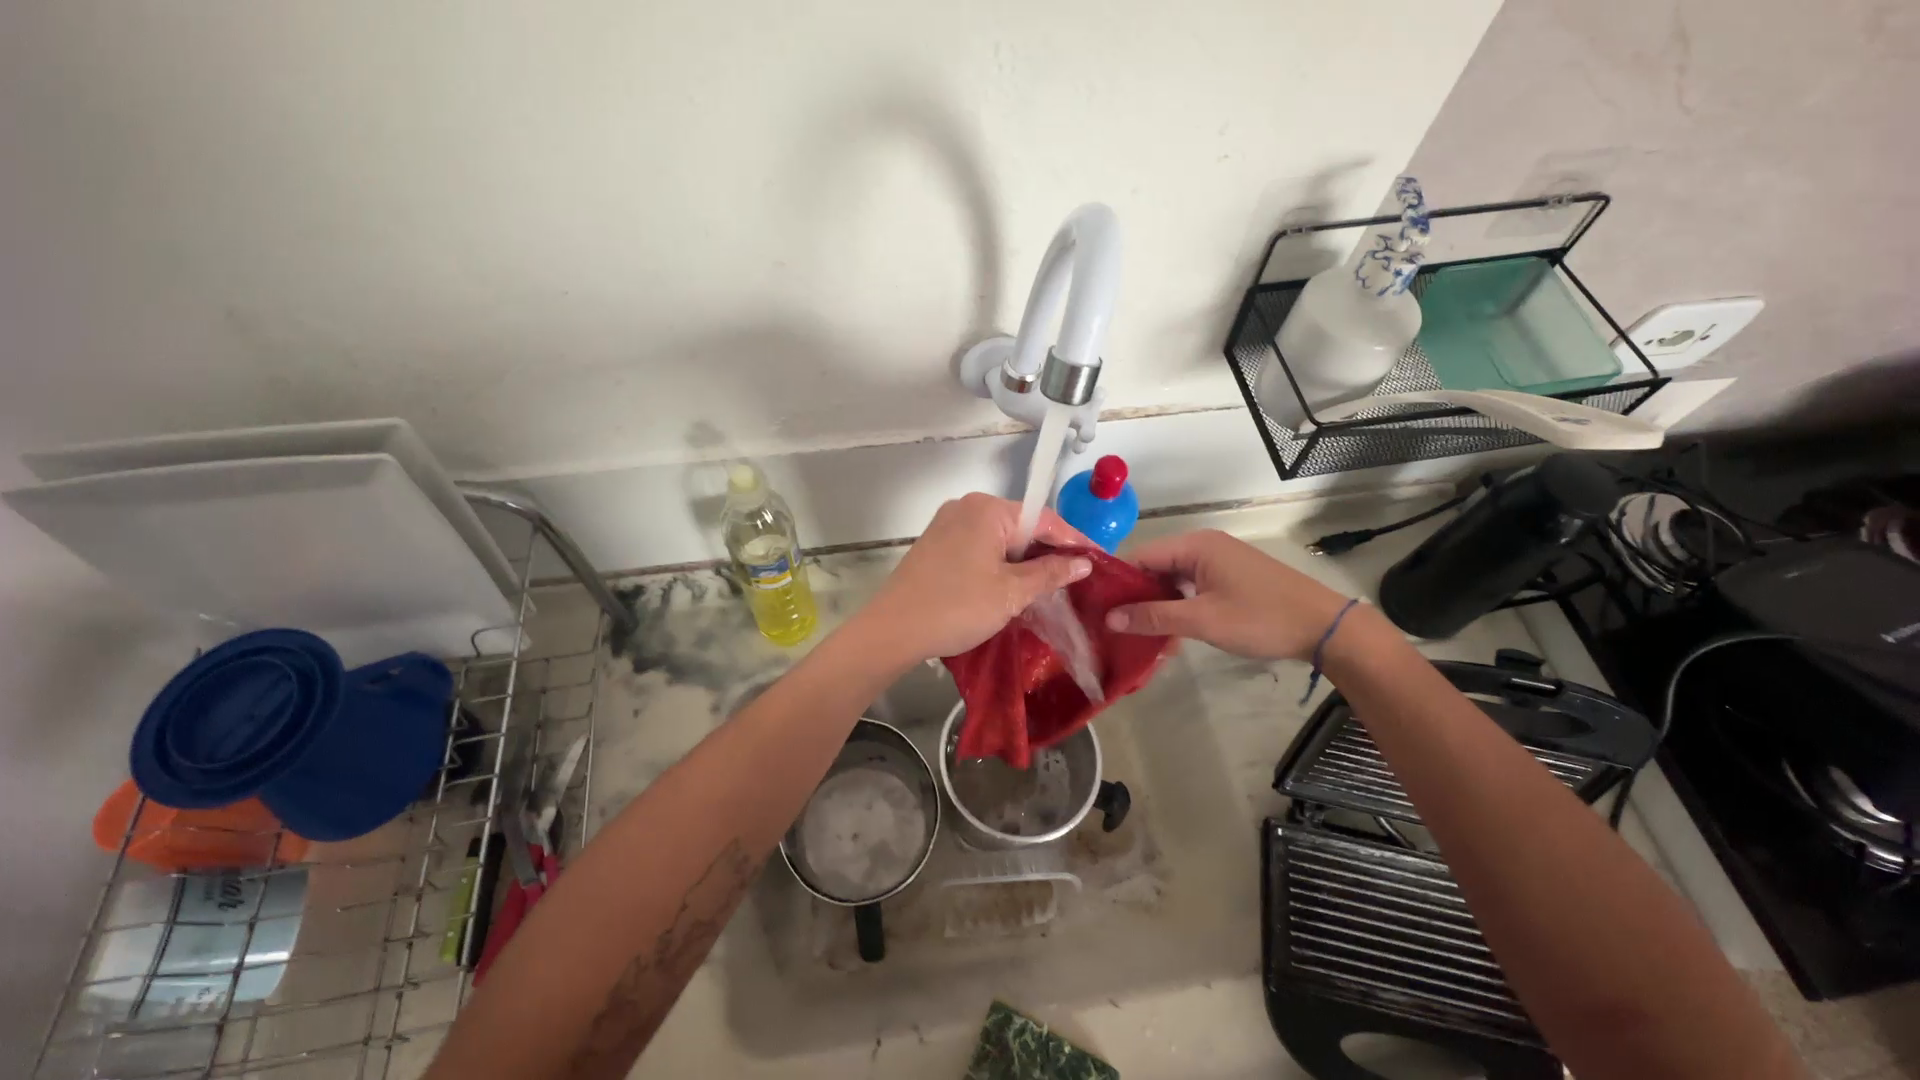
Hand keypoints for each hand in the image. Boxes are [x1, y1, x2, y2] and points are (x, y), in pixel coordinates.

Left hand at [860, 494, 1092, 661]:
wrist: (893, 630)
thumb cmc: (957, 607)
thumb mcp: (1011, 593)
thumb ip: (1050, 573)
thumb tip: (1083, 562)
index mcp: (987, 509)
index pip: (1044, 518)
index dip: (1073, 541)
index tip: (1097, 561)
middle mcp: (967, 507)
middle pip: (1021, 525)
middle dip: (1047, 551)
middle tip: (1076, 578)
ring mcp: (947, 524)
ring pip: (999, 538)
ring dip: (1023, 561)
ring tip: (1050, 587)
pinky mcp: (936, 544)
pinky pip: (979, 547)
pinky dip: (999, 564)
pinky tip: (1013, 587)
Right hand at [1105, 529, 1357, 660]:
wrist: (1324, 627)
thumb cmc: (1260, 618)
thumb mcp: (1202, 620)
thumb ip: (1154, 617)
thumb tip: (1110, 617)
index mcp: (1195, 545)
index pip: (1140, 556)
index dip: (1117, 583)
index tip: (1096, 610)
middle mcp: (1204, 545)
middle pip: (1155, 566)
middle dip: (1135, 596)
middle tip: (1113, 627)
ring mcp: (1220, 560)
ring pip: (1173, 579)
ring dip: (1157, 604)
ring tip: (1136, 633)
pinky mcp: (1231, 577)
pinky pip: (1192, 586)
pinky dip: (1179, 605)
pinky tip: (1169, 631)